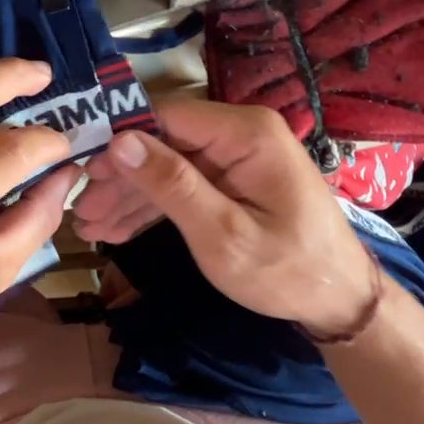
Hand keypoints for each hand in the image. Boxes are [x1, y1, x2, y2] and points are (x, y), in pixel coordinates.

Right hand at [72, 99, 376, 336]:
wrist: (341, 306)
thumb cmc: (287, 272)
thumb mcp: (222, 234)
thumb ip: (171, 184)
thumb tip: (119, 141)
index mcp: (245, 133)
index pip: (164, 116)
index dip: (119, 141)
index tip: (83, 171)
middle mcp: (239, 134)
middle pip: (161, 142)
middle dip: (119, 178)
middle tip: (82, 210)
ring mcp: (235, 158)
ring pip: (165, 166)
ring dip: (128, 196)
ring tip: (89, 226)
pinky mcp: (232, 181)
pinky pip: (182, 185)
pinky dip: (151, 207)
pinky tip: (116, 228)